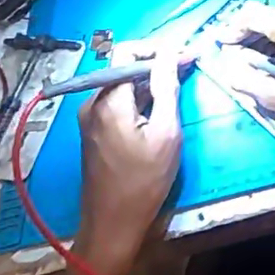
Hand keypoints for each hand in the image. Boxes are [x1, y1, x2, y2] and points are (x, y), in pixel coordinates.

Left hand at [75, 55, 181, 274]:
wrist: (111, 226)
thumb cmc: (143, 182)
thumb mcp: (166, 133)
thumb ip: (166, 88)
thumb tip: (169, 53)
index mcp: (108, 99)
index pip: (128, 51)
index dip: (158, 48)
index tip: (185, 55)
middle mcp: (92, 101)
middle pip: (124, 66)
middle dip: (155, 63)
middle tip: (185, 68)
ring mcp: (90, 116)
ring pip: (121, 84)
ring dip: (148, 81)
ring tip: (176, 86)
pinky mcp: (93, 130)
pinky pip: (116, 101)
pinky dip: (138, 98)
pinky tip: (158, 107)